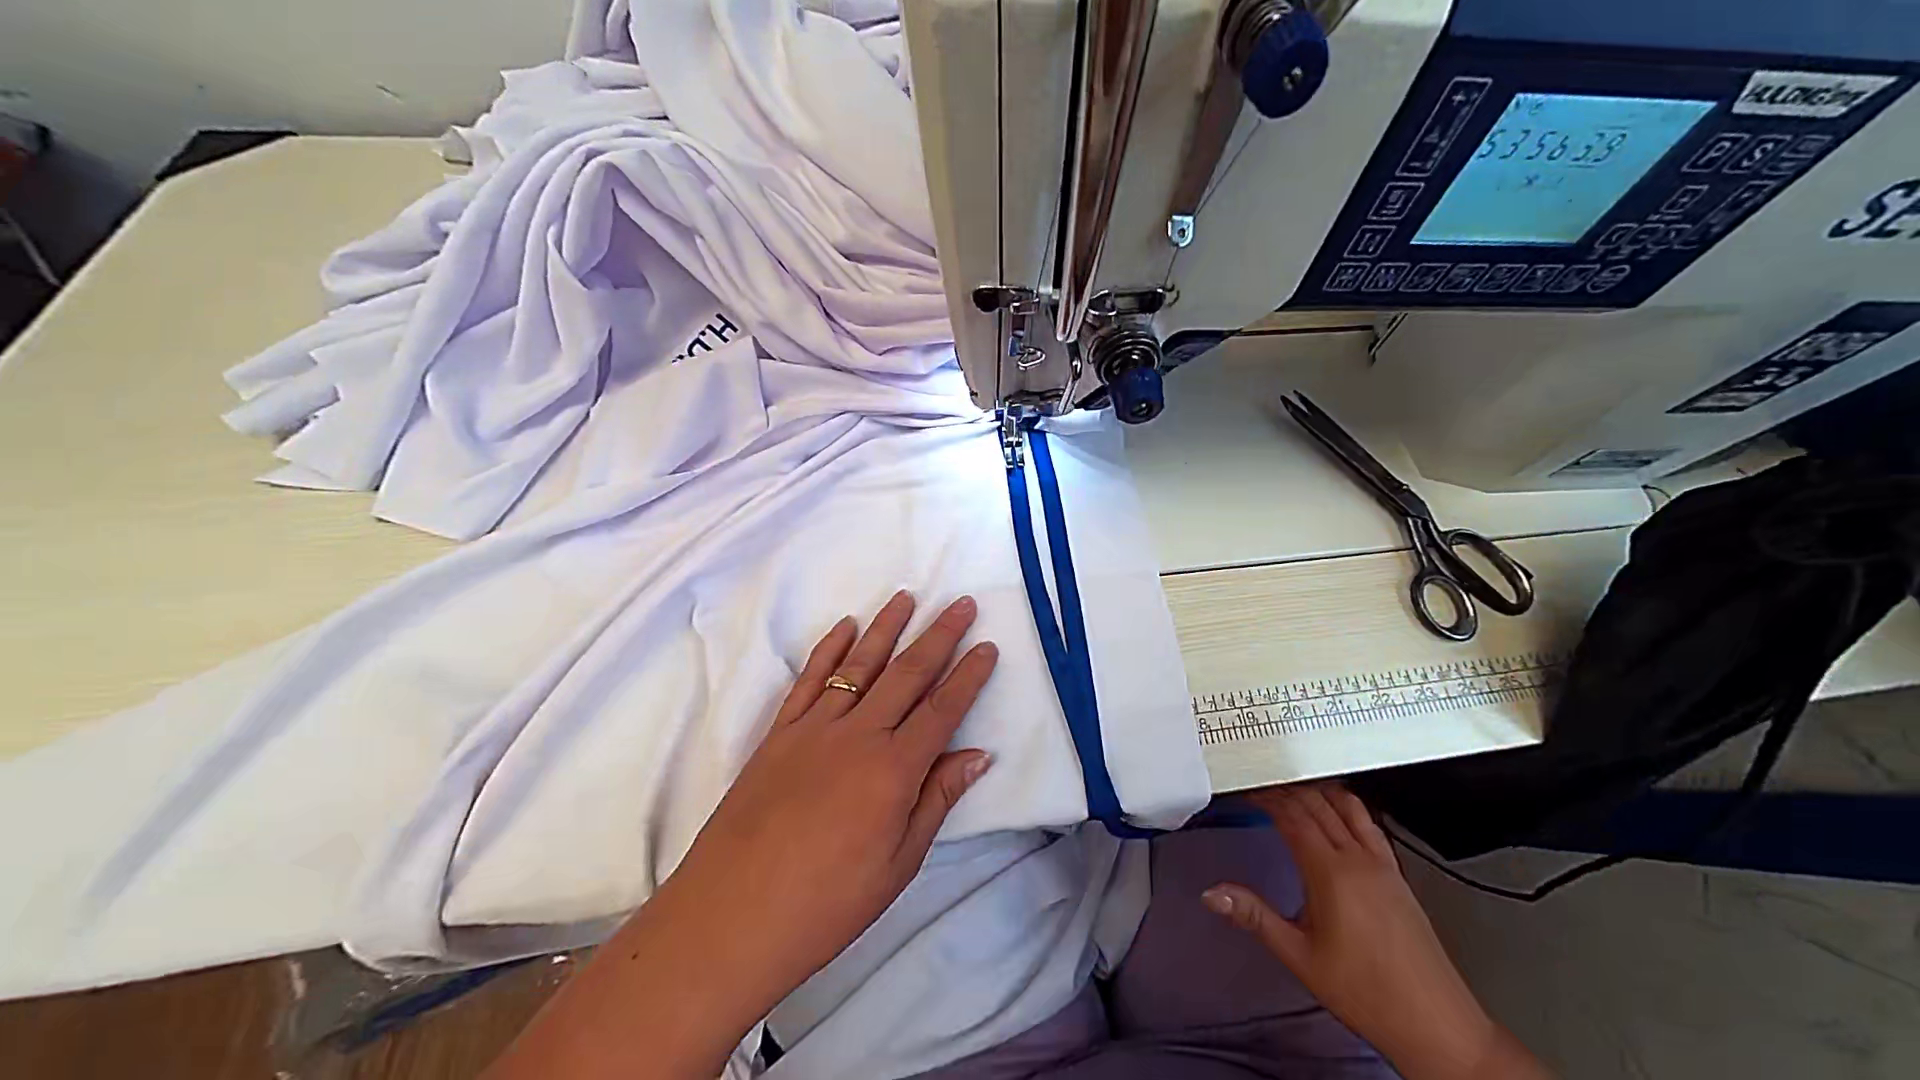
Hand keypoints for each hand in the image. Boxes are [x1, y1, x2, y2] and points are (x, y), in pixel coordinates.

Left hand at [485, 593, 997, 1079]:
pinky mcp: (779, 733)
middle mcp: (858, 736)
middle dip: (939, 636)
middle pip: (907, 674)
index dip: (969, 676)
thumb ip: (937, 800)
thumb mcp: (898, 863)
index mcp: (893, 770)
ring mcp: (814, 728)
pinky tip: (845, 627)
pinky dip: (830, 649)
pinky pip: (810, 680)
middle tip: (962, 604)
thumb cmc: (827, 902)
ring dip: (886, 628)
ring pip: (859, 665)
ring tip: (907, 598)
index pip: (942, 710)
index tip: (988, 645)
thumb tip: (978, 754)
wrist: (732, 915)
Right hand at [1202, 782, 1549, 1079]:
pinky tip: (1341, 810)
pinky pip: (1370, 825)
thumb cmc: (1368, 994)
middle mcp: (1359, 861)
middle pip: (1317, 805)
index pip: (1292, 817)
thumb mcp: (1299, 956)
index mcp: (1331, 874)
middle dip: (1286, 789)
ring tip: (1295, 786)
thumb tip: (1214, 894)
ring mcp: (1383, 866)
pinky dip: (1348, 806)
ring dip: (1317, 791)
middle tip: (1262, 785)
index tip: (1248, 791)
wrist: (1435, 1024)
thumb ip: (1254, 916)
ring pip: (1346, 807)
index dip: (1267, 798)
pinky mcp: (1398, 876)